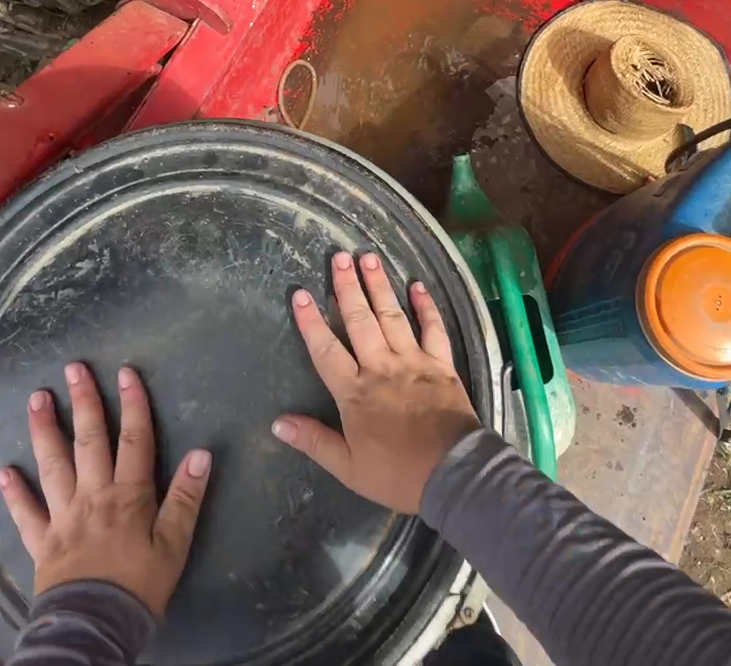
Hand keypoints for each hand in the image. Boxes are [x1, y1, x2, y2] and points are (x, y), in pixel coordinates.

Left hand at [0, 362, 212, 614]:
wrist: (92, 629)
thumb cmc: (139, 586)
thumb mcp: (175, 545)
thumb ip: (186, 498)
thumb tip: (201, 453)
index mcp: (129, 494)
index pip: (134, 439)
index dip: (133, 404)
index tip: (125, 372)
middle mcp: (93, 495)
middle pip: (89, 440)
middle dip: (84, 401)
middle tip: (73, 368)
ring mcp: (63, 516)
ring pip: (53, 464)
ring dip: (45, 430)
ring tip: (36, 399)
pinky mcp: (41, 541)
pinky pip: (26, 512)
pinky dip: (15, 491)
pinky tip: (5, 470)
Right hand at [272, 250, 479, 513]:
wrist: (452, 473)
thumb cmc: (398, 473)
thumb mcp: (348, 467)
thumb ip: (314, 441)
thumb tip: (277, 422)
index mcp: (355, 392)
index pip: (326, 350)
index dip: (311, 322)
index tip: (299, 294)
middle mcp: (381, 367)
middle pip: (359, 320)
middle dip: (347, 287)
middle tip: (339, 257)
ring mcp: (413, 361)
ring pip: (392, 316)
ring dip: (379, 286)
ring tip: (369, 258)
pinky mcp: (441, 363)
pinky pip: (433, 328)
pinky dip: (426, 306)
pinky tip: (417, 285)